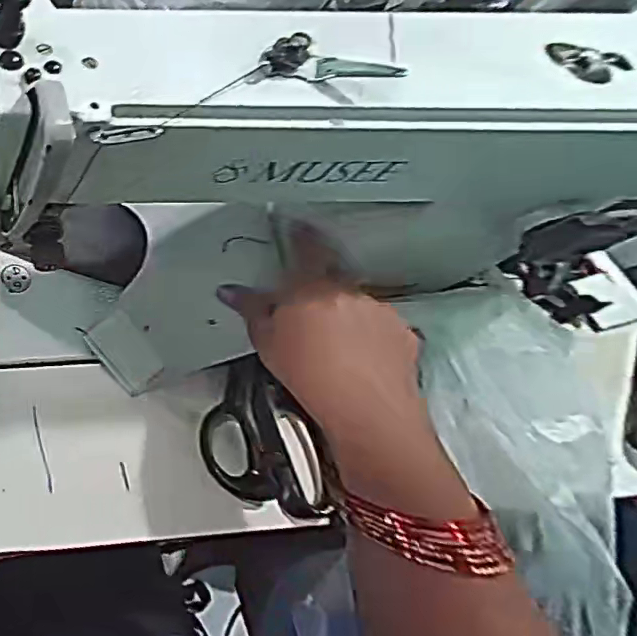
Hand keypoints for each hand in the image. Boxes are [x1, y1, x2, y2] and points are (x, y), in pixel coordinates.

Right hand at [215, 226, 428, 456]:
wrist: (367, 410)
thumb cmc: (308, 374)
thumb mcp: (265, 341)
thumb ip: (251, 309)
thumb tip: (233, 292)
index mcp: (312, 287)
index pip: (307, 249)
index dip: (301, 235)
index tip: (297, 225)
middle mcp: (349, 292)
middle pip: (330, 279)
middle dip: (315, 291)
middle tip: (300, 313)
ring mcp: (380, 312)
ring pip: (353, 303)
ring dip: (340, 315)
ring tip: (326, 344)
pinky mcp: (403, 334)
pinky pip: (377, 325)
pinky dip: (365, 334)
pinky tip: (352, 356)